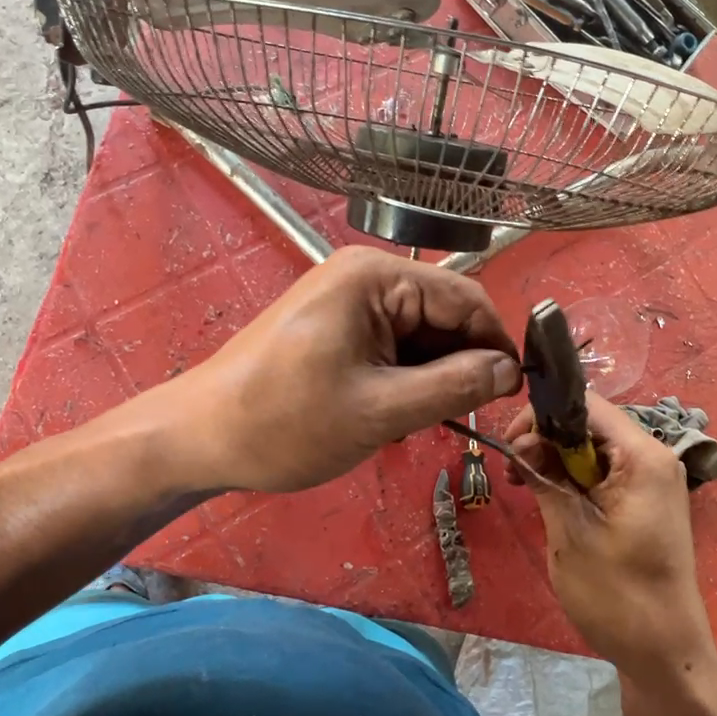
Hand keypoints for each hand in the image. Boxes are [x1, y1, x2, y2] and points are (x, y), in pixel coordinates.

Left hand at [164, 246, 521, 492]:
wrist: (202, 438)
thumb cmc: (285, 422)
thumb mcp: (380, 410)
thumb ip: (454, 387)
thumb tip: (510, 373)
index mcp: (376, 277)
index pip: (466, 298)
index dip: (497, 345)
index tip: (514, 396)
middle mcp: (367, 276)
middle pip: (446, 316)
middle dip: (462, 366)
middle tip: (465, 421)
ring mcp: (349, 301)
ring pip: (423, 337)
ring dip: (433, 380)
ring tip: (420, 423)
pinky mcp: (339, 327)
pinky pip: (395, 347)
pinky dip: (407, 381)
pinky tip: (395, 415)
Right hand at [507, 393, 716, 682]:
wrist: (664, 652)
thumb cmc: (617, 594)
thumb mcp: (570, 532)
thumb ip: (547, 478)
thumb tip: (523, 444)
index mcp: (642, 456)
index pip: (587, 405)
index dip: (541, 415)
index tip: (508, 444)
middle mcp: (653, 458)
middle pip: (591, 424)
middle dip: (546, 439)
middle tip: (512, 472)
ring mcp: (652, 482)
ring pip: (594, 450)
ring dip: (556, 461)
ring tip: (523, 485)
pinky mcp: (645, 503)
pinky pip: (604, 474)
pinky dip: (574, 480)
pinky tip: (548, 497)